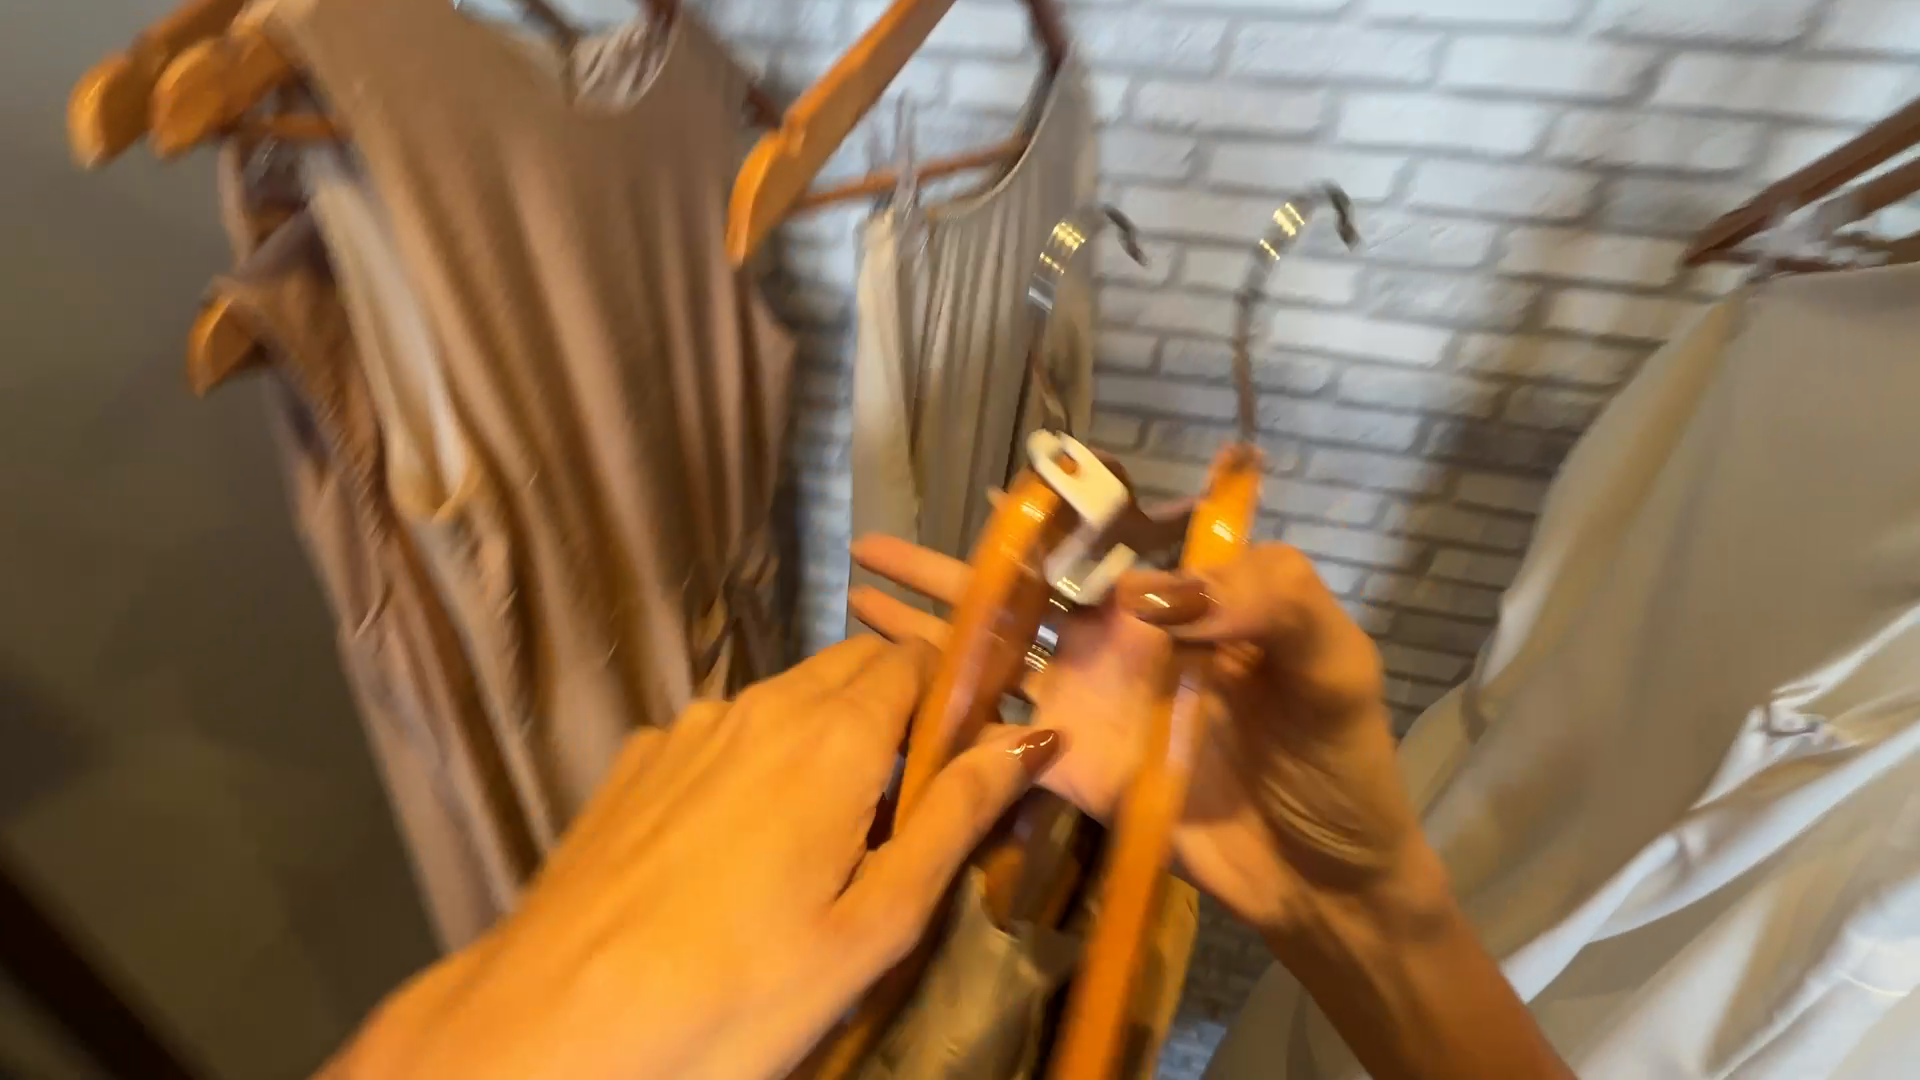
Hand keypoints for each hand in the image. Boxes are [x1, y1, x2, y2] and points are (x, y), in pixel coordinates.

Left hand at [325, 636, 1063, 1079]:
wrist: (541, 1036)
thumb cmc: (737, 992)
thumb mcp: (875, 922)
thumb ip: (957, 815)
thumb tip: (1032, 739)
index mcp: (834, 734)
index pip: (913, 658)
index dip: (949, 685)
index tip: (963, 739)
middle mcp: (763, 704)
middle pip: (854, 663)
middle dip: (895, 699)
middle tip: (905, 785)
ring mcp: (692, 725)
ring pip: (789, 692)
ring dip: (828, 723)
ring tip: (825, 816)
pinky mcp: (640, 756)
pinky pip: (726, 727)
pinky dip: (760, 748)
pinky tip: (736, 831)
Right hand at [850, 537, 1423, 937]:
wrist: (1322, 877)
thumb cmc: (1336, 758)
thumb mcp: (1331, 661)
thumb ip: (1264, 597)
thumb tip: (1141, 589)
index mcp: (1173, 600)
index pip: (1100, 537)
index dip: (1050, 512)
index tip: (1001, 492)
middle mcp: (1114, 640)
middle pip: (1020, 590)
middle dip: (949, 567)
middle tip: (873, 543)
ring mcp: (1081, 701)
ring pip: (990, 652)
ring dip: (925, 627)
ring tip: (856, 596)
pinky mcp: (1063, 761)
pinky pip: (994, 731)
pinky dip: (942, 711)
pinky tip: (885, 694)